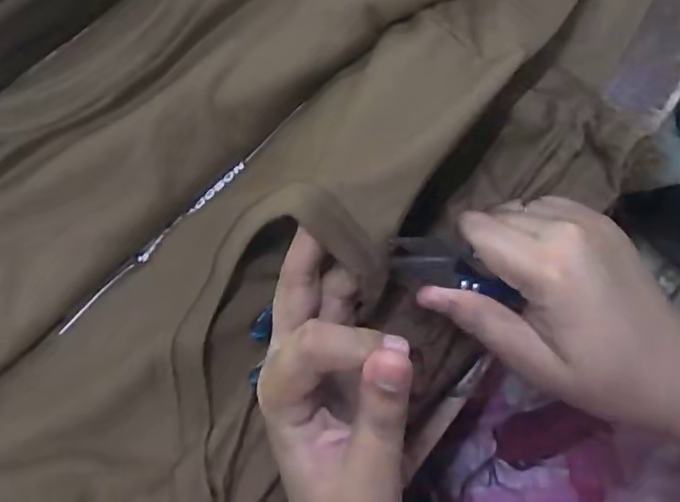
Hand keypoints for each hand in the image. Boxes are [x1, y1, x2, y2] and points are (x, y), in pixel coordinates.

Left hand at [257, 228, 413, 501]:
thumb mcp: (368, 475)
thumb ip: (382, 413)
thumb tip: (399, 347)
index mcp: (279, 391)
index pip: (311, 343)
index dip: (355, 341)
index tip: (401, 354)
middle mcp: (286, 361)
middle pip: (292, 293)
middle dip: (307, 249)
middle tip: (325, 204)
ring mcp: (309, 356)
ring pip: (316, 293)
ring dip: (336, 257)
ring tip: (358, 219)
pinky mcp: (334, 357)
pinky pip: (341, 307)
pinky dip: (355, 278)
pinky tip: (373, 255)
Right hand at [415, 197, 679, 429]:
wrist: (676, 369)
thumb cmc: (602, 377)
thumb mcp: (536, 363)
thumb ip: (480, 319)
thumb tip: (424, 291)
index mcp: (547, 263)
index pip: (476, 226)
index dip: (467, 252)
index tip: (481, 285)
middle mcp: (564, 225)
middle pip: (496, 214)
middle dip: (490, 245)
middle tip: (511, 290)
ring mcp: (586, 215)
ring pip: (519, 205)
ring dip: (514, 232)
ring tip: (534, 274)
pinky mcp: (600, 214)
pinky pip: (547, 203)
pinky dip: (538, 223)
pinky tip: (555, 258)